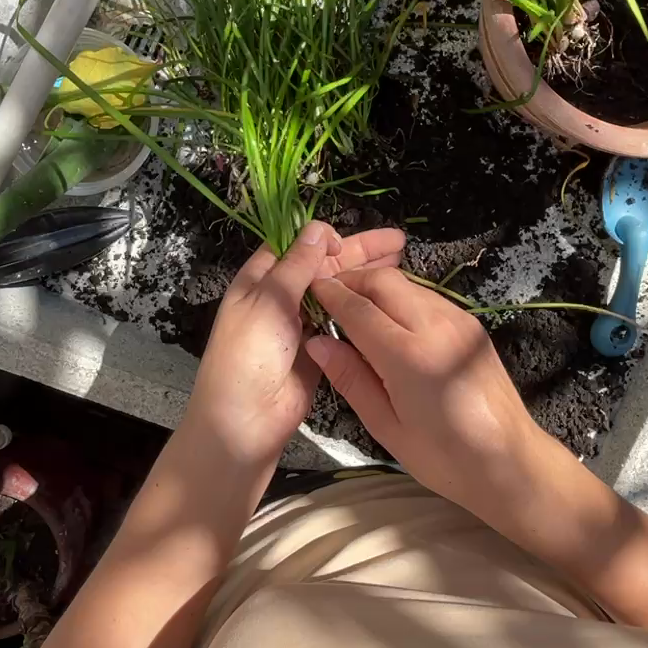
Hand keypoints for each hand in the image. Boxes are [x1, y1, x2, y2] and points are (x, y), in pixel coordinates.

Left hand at [184, 221, 404, 464]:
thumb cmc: (250, 353)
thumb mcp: (271, 300)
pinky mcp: (321, 346)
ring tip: (401, 262)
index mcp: (262, 278)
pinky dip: (364, 307)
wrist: (247, 419)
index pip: (295, 244)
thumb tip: (318, 229)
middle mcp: (283, 295)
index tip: (345, 242)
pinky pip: (344, 320)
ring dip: (366, 276)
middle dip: (358, 252)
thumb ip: (298, 264)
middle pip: (324, 265)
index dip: (322, 238)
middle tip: (397, 241)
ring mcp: (303, 322)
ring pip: (338, 291)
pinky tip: (388, 298)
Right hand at [305, 268, 561, 524]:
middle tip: (327, 293)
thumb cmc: (444, 458)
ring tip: (353, 306)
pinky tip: (388, 320)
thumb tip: (317, 342)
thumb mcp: (386, 427)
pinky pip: (426, 296)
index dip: (330, 295)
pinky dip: (400, 297)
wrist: (510, 462)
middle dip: (352, 280)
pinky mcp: (470, 323)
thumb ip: (351, 378)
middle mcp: (435, 326)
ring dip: (376, 286)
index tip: (308, 290)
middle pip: (384, 281)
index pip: (358, 308)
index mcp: (409, 356)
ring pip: (407, 283)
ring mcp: (458, 320)